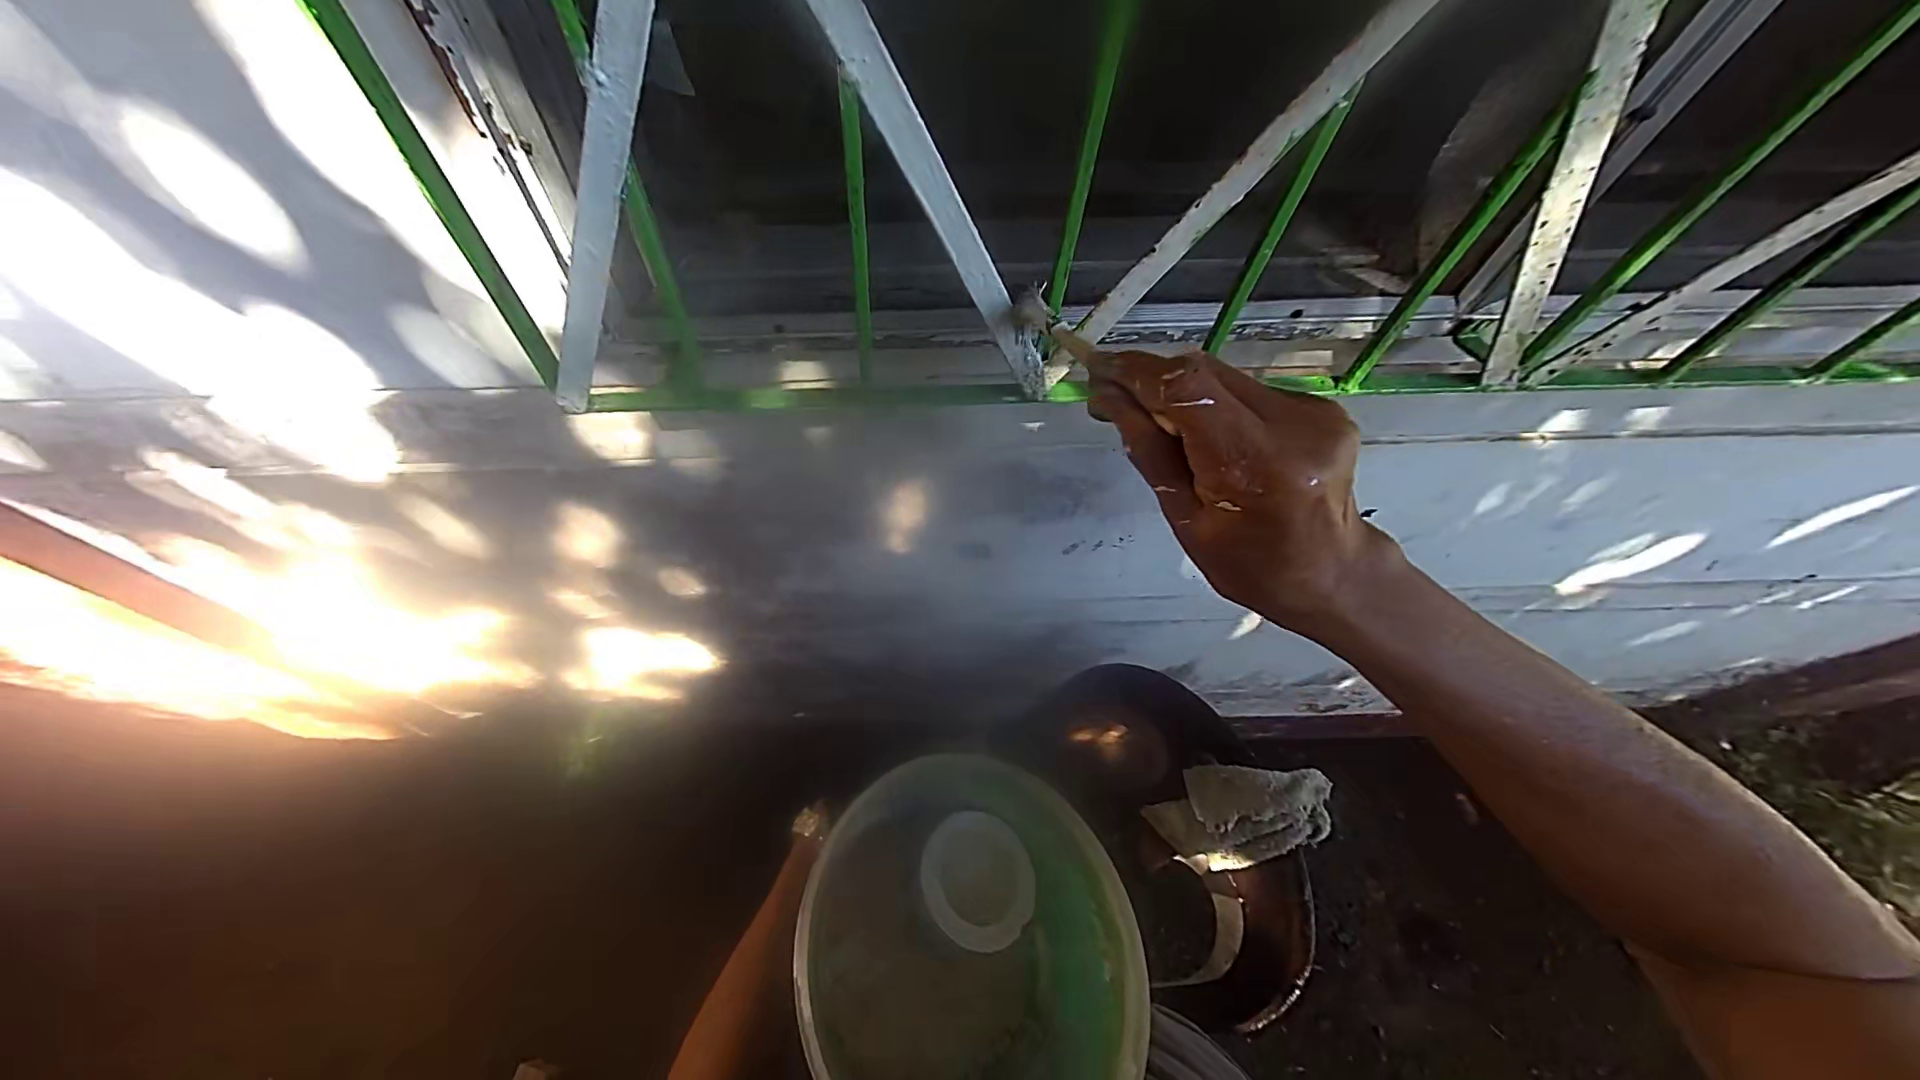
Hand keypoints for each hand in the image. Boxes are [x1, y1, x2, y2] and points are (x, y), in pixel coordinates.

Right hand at [1087, 350, 1397, 637]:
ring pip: (1224, 377)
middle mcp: (1292, 425)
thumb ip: (1150, 452)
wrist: (1329, 572)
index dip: (1138, 372)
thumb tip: (1110, 401)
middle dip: (1152, 379)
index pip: (1188, 390)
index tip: (1098, 369)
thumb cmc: (1249, 565)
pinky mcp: (1319, 405)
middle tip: (1113, 396)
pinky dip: (1213, 401)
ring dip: (1180, 391)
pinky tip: (1204, 433)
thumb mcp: (1184, 518)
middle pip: (1206, 373)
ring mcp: (1313, 410)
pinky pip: (1246, 389)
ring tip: (1156, 422)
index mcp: (1256, 466)